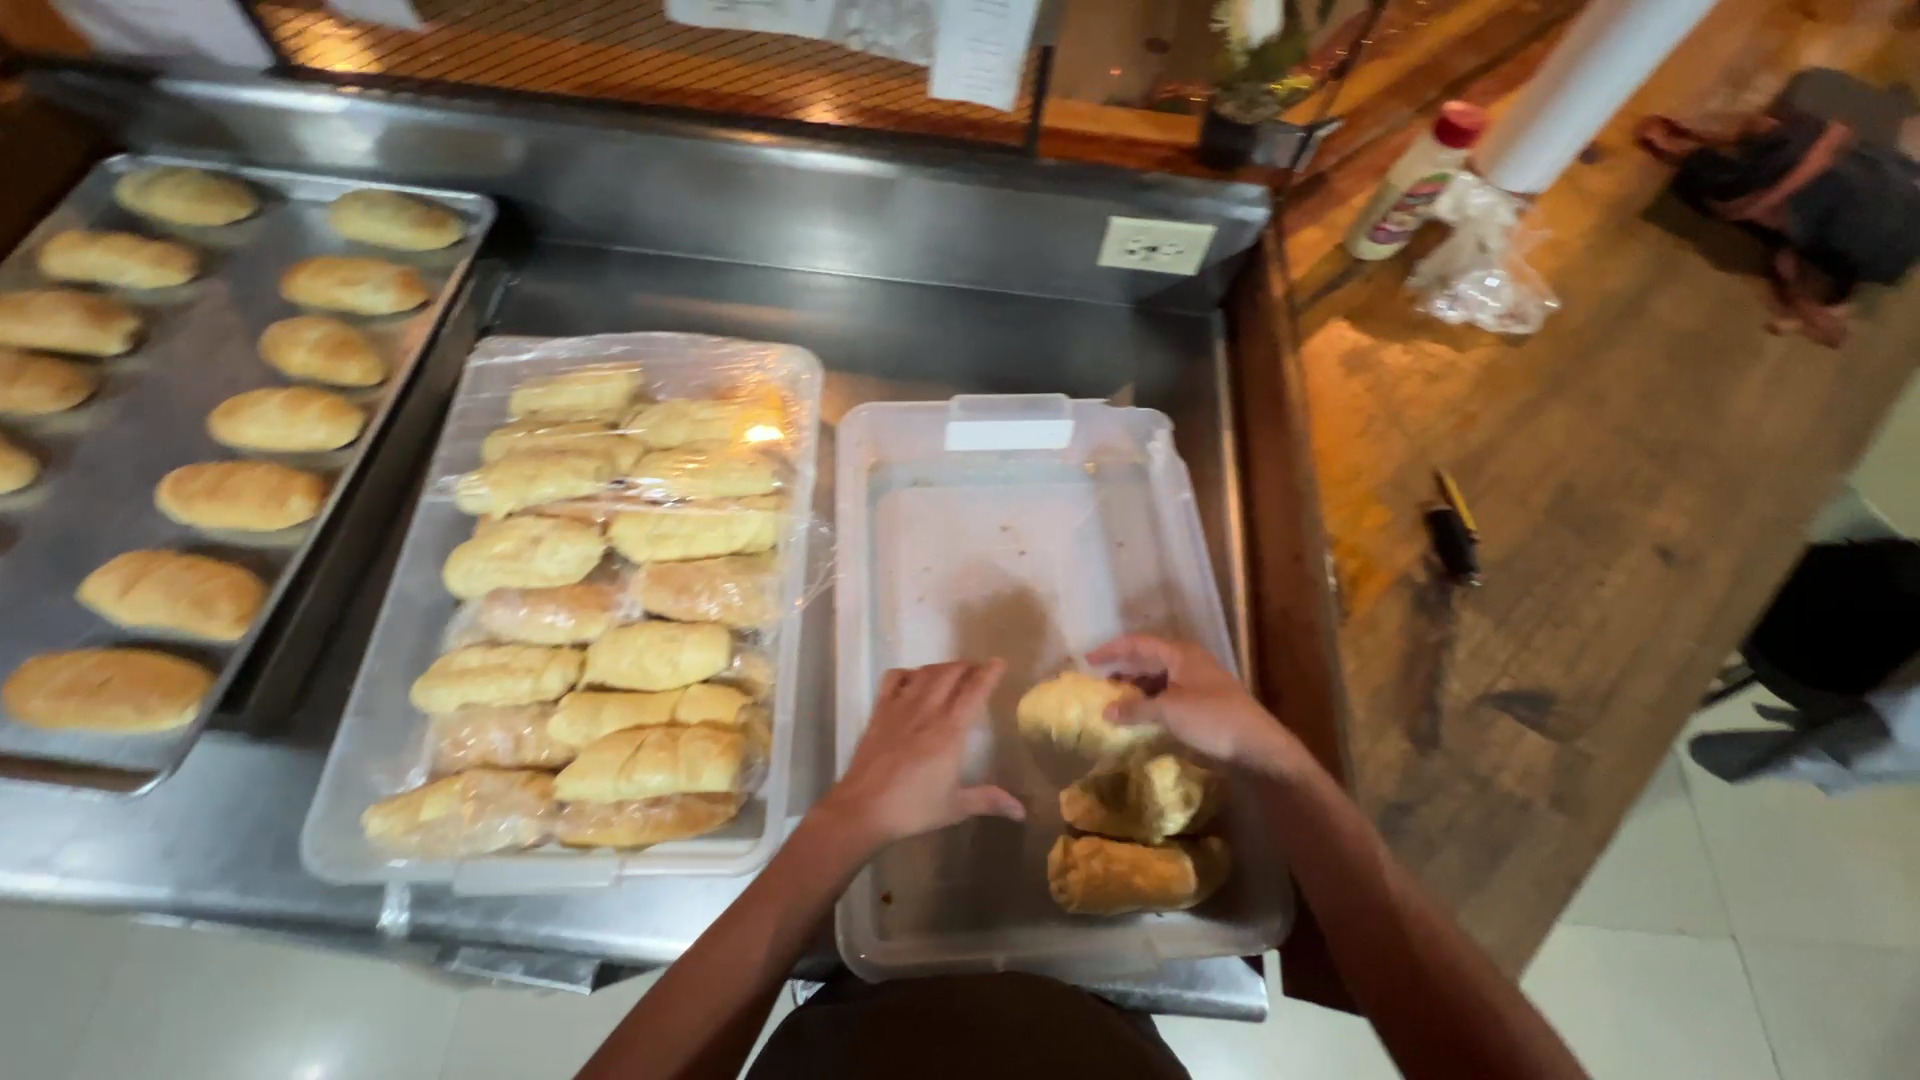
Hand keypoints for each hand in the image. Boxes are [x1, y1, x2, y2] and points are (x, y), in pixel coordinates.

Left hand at [819, 659, 1025, 845]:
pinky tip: (914, 679)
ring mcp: (900, 708)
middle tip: (978, 668)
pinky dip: (908, 673)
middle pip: (950, 674)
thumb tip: (1021, 812)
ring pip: (925, 672)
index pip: (974, 692)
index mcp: (950, 731)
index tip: (999, 663)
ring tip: (953, 671)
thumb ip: (989, 801)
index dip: (988, 674)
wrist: (862, 808)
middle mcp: (927, 711)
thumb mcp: (955, 806)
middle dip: (968, 666)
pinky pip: (893, 679)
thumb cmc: (912, 808)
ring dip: (942, 666)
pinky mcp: (879, 711)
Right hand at [1086, 634, 1306, 771]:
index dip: (1112, 650)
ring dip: (1136, 688)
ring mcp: (1197, 682)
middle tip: (1099, 683)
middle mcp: (1188, 662)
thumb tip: (1106, 711)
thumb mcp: (1169, 711)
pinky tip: (1140, 716)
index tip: (1088, 660)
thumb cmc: (1212, 718)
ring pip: (1158, 678)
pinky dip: (1150, 702)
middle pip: (1148, 659)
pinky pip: (1168, 694)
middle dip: (1122, 670)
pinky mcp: (1203, 702)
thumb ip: (1135, 708)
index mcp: (1180, 654)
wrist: (1257, 746)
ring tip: (1115, 702)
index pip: (1138, 643)